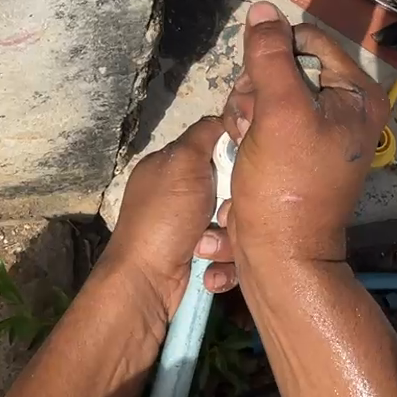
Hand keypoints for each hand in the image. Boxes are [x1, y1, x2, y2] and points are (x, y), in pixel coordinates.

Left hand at [102, 116, 240, 315]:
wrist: (147, 281)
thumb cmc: (163, 217)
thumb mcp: (181, 161)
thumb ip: (203, 134)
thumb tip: (226, 115)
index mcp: (171, 166)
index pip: (214, 147)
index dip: (234, 154)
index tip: (249, 165)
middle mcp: (179, 194)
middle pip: (230, 189)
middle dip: (233, 207)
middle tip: (223, 216)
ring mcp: (189, 228)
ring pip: (235, 224)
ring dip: (227, 240)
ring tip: (208, 249)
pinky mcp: (201, 258)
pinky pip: (230, 255)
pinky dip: (224, 265)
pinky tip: (211, 270)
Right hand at [218, 2, 387, 271]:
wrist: (280, 255)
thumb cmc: (287, 184)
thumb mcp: (278, 112)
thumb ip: (269, 56)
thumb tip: (263, 10)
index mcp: (357, 95)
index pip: (308, 41)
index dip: (274, 53)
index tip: (256, 84)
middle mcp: (344, 109)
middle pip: (285, 65)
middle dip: (256, 88)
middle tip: (250, 120)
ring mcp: (319, 131)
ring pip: (267, 91)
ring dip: (245, 110)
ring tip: (244, 139)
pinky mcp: (295, 150)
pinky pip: (264, 118)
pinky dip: (247, 129)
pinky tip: (242, 149)